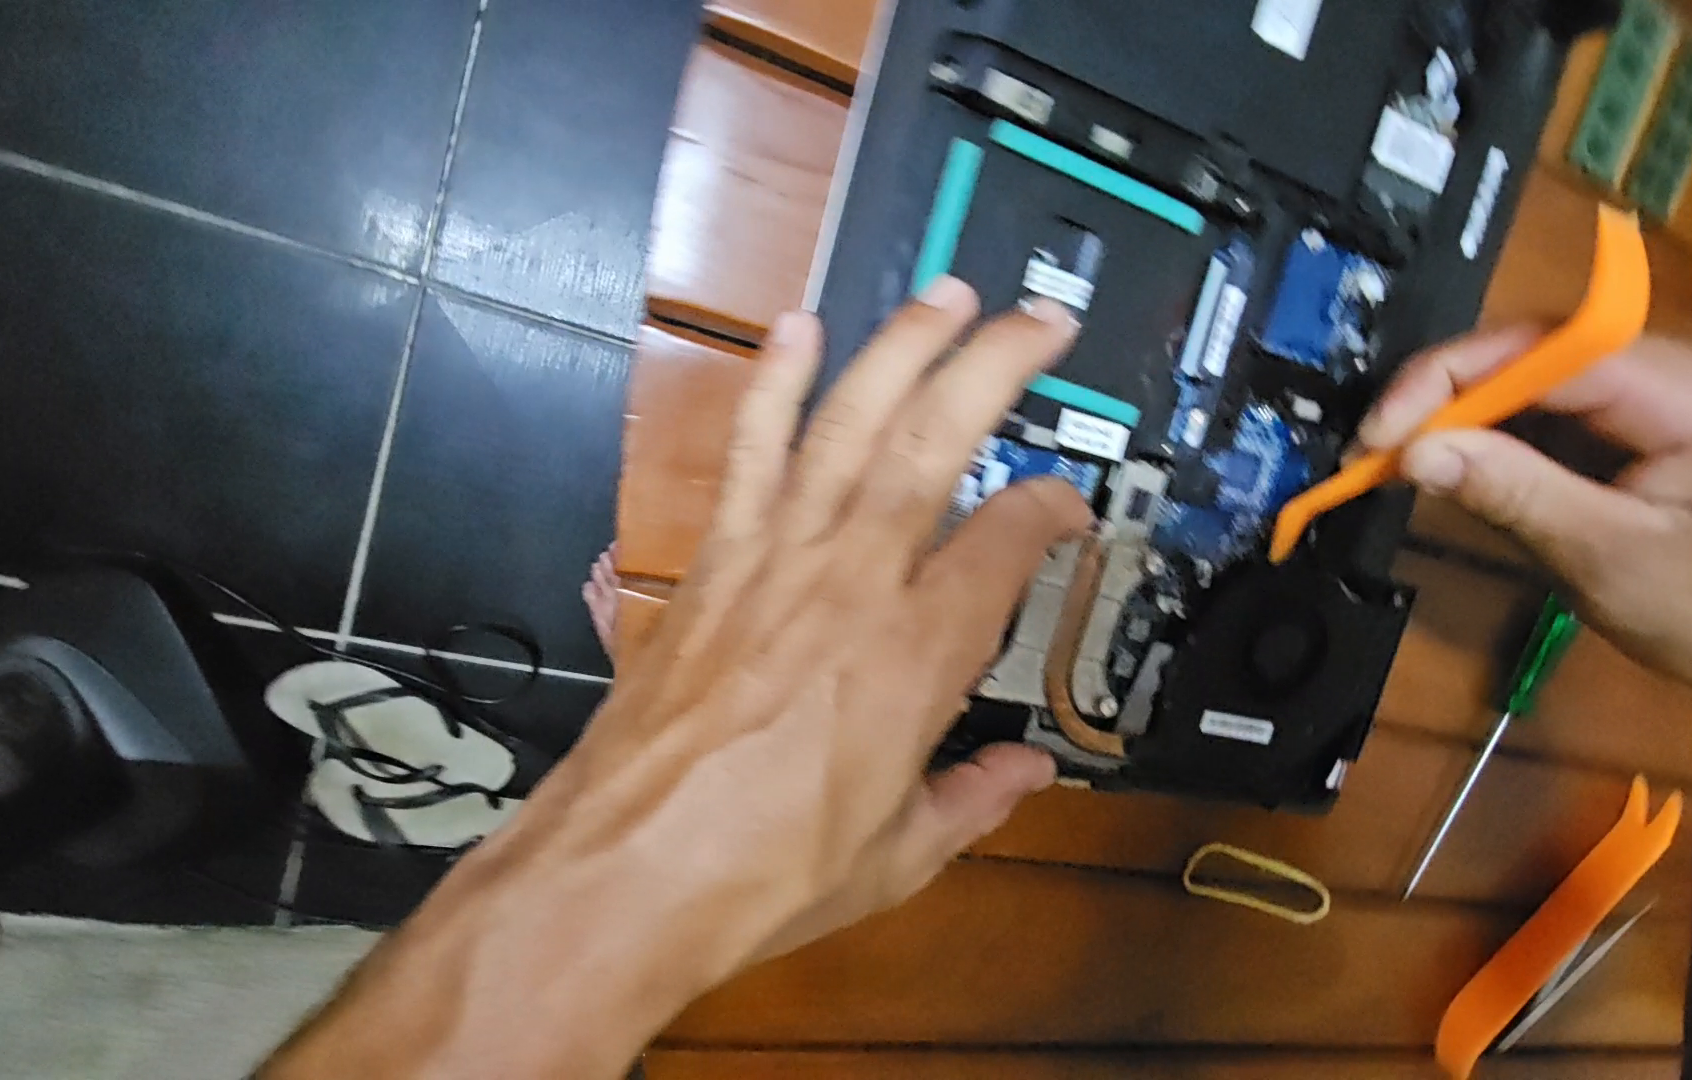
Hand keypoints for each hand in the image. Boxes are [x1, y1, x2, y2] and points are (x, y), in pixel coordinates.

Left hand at [561, 278, 1089, 966]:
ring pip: (850, 425)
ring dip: (901, 349)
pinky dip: (773, 384)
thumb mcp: (901, 855)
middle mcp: (855, 585)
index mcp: (918, 657)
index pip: (1007, 543)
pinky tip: (797, 329)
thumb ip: (975, 799)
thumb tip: (1027, 775)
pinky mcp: (717, 560)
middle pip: (937, 445)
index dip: (1051, 510)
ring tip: (944, 297)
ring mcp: (778, 559)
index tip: (1067, 507)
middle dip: (996, 369)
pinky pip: (751, 453)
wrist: (624, 875)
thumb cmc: (766, 871)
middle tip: (1038, 321)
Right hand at [1360, 329, 1691, 759]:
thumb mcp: (1616, 560)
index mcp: (1691, 388)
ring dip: (1453, 422)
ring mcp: (1654, 401)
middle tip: (1370, 455)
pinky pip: (1542, 420)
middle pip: (1528, 355)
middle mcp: (1673, 372)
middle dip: (1439, 399)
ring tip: (1390, 464)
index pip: (1544, 347)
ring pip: (1526, 386)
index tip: (1376, 437)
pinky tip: (1447, 470)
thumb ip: (1514, 495)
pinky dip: (1483, 444)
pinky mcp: (1634, 434)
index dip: (1445, 378)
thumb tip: (1411, 452)